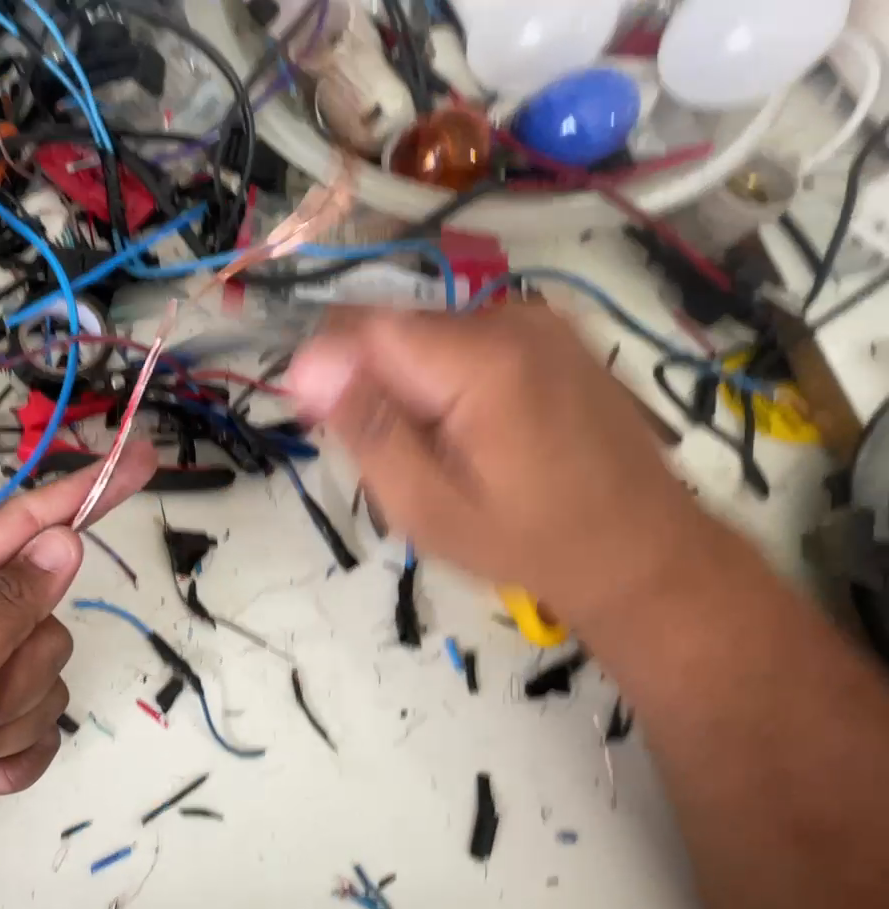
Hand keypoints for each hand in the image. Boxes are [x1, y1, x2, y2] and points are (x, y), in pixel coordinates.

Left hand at [0, 441, 156, 870]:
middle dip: (17, 671)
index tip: (139, 459)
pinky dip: (13, 754)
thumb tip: (65, 540)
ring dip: (11, 721)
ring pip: (52, 674)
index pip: (21, 525)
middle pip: (48, 615)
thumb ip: (5, 604)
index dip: (80, 494)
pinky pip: (47, 723)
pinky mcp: (3, 711)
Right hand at [286, 303, 723, 630]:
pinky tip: (462, 430)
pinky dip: (438, 379)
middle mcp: (512, 320)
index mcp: (482, 360)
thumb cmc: (522, 538)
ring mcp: (538, 321)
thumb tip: (307, 366)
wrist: (640, 548)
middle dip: (368, 383)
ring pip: (418, 334)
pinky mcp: (549, 332)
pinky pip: (456, 339)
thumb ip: (366, 427)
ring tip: (430, 447)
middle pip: (390, 329)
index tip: (331, 426)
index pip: (361, 326)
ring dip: (402, 385)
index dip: (329, 372)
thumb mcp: (424, 503)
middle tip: (390, 454)